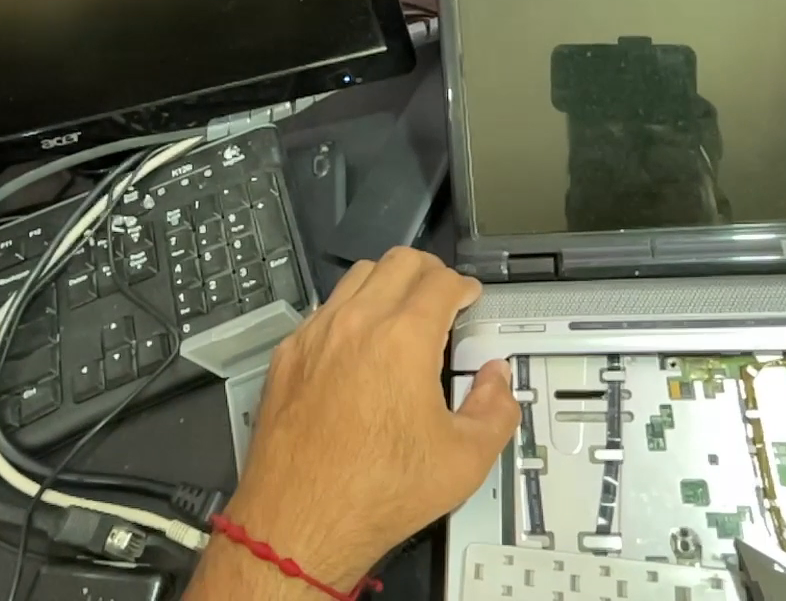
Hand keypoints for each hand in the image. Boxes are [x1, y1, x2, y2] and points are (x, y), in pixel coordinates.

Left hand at [186, 248, 517, 597]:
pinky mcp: (289, 352)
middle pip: (400, 261)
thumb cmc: (377, 492)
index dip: (464, 285)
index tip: (469, 297)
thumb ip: (496, 410)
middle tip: (442, 293)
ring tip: (402, 309)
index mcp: (403, 339)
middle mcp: (358, 323)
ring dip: (388, 281)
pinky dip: (350, 308)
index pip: (442, 282)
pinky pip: (325, 308)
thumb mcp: (463, 461)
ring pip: (359, 274)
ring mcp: (317, 333)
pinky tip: (358, 341)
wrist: (300, 523)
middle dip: (429, 271)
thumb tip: (496, 379)